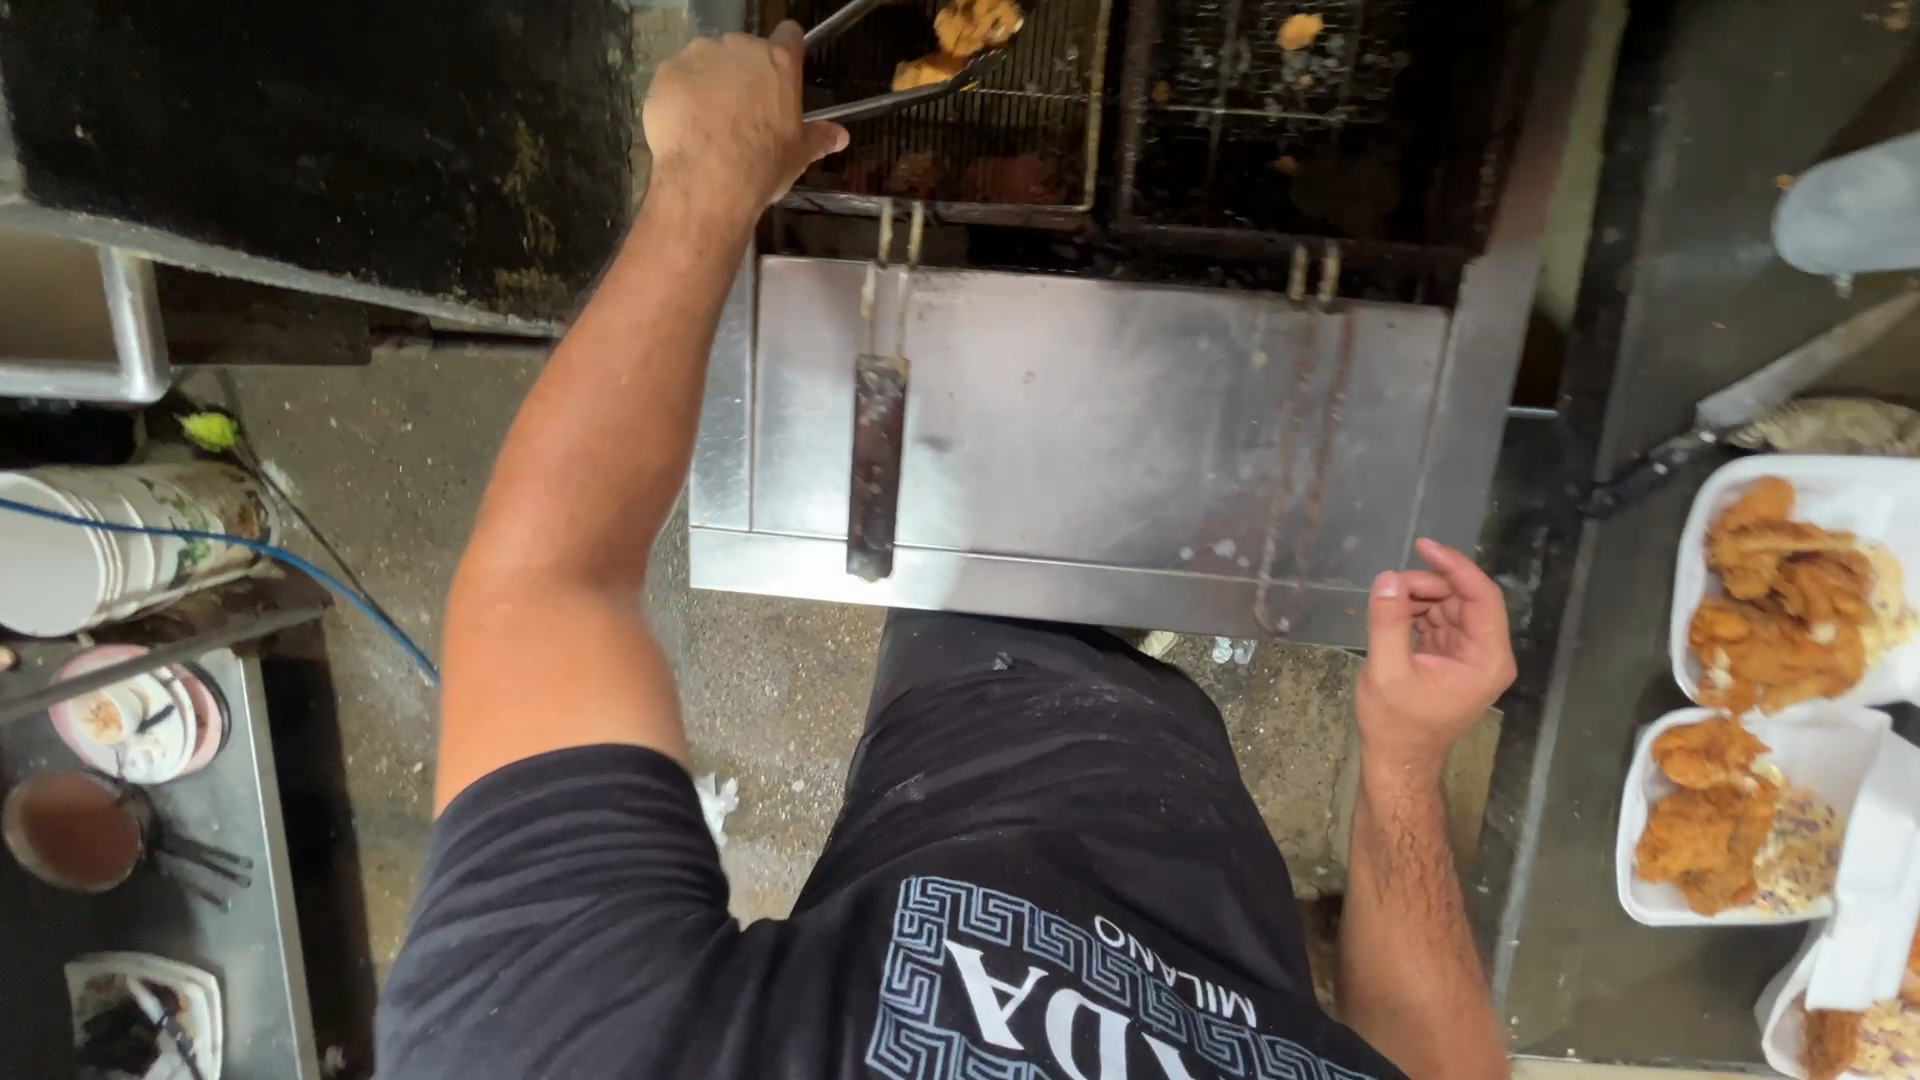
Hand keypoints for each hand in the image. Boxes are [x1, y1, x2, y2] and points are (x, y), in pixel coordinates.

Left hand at [641, 21, 849, 211]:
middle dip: (745, 74)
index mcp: (779, 63)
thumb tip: (841, 135)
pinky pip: (679, 78)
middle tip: (745, 114)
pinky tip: (688, 127)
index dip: (788, 52)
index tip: (783, 73)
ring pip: (708, 61)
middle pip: (745, 50)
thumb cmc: (762, 164)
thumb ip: (818, 138)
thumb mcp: (797, 156)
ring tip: (711, 123)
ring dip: (712, 82)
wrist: (707, 177)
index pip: (790, 37)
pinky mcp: (667, 71)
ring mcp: (699, 54)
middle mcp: (740, 47)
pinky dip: (683, 96)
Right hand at [1356, 537, 1516, 779]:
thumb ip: (1388, 623)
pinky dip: (1415, 612)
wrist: (1397, 759)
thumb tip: (1386, 580)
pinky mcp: (1450, 658)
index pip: (1481, 597)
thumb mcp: (1387, 670)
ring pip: (1449, 607)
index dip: (1455, 567)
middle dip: (1426, 585)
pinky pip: (1438, 621)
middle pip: (1463, 599)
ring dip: (1417, 597)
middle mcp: (1485, 653)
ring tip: (1384, 603)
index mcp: (1485, 658)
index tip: (1423, 546)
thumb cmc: (1396, 722)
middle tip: (1386, 587)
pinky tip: (1391, 614)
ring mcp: (1468, 656)